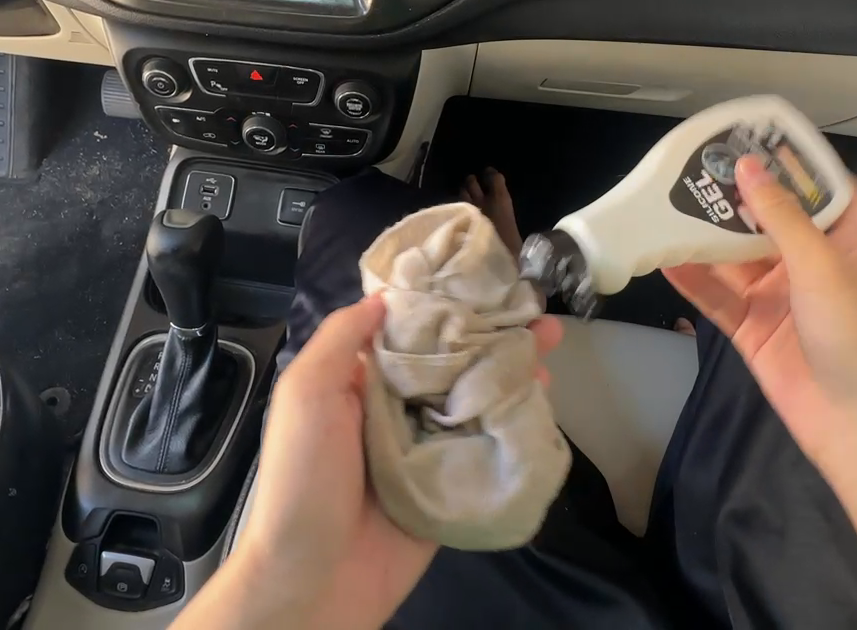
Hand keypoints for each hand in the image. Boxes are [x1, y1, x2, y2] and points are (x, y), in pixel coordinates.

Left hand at [181, 295, 562, 629]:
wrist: (314, 579)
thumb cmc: (304, 476)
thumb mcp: (306, 392)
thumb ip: (340, 337)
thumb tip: (385, 295)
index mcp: (364, 378)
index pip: (413, 329)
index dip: (448, 302)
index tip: (486, 276)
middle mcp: (400, 403)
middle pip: (454, 358)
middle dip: (494, 331)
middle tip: (536, 309)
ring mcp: (429, 442)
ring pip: (478, 394)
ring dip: (513, 368)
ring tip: (551, 342)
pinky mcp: (453, 481)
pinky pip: (487, 443)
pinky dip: (517, 418)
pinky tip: (544, 396)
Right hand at [664, 156, 856, 467]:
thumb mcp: (823, 268)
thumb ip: (781, 218)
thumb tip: (747, 167)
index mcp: (844, 242)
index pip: (823, 189)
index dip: (794, 162)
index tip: (754, 136)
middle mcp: (810, 262)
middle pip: (766, 217)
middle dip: (732, 195)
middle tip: (690, 166)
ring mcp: (777, 294)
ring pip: (733, 254)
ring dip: (703, 235)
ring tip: (663, 204)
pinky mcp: (751, 324)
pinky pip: (715, 293)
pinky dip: (690, 278)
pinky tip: (661, 257)